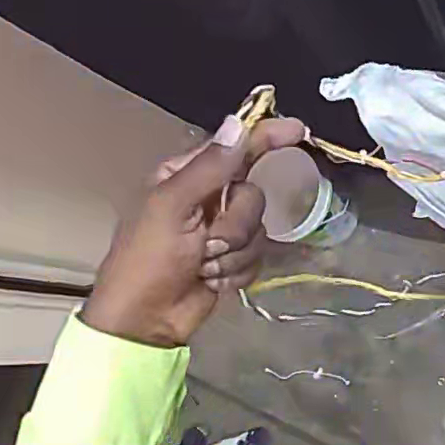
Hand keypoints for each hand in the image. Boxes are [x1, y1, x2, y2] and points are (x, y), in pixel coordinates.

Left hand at [80, 115, 305, 347]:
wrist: (146, 320)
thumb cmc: (147, 260)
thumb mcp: (172, 207)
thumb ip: (209, 168)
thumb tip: (238, 124)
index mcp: (186, 176)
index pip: (235, 148)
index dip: (267, 137)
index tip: (299, 130)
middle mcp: (208, 199)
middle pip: (253, 196)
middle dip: (235, 226)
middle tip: (209, 244)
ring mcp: (222, 231)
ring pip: (258, 229)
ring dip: (233, 255)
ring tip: (204, 268)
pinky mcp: (233, 260)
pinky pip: (257, 256)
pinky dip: (237, 272)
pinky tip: (212, 281)